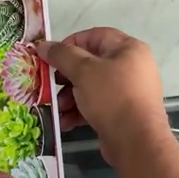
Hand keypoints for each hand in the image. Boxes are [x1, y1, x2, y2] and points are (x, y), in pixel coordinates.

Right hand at [35, 28, 169, 166]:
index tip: (51, 57)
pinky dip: (80, 111)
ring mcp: (128, 91)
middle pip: (91, 64)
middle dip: (66, 77)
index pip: (94, 36)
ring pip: (91, 87)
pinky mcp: (123, 113)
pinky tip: (65, 122)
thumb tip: (42, 45)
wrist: (136, 141)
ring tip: (57, 109)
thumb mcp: (83, 71)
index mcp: (128, 48)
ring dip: (70, 97)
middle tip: (50, 85)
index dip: (70, 44)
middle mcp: (131, 67)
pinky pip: (97, 105)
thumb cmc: (112, 97)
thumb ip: (61, 55)